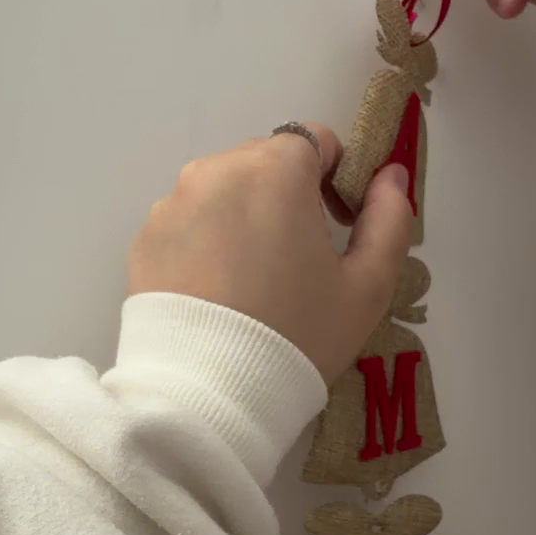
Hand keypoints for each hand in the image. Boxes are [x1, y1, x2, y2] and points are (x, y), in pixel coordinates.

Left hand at [129, 123, 414, 381]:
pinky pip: (188, 222)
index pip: (315, 140)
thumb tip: (391, 176)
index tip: (338, 221)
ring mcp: (172, 205)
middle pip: (265, 162)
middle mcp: (215, 171)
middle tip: (298, 259)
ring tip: (253, 280)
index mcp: (274, 171)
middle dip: (288, 195)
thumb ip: (390, 219)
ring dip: (245, 215)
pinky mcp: (144, 239)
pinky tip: (217, 292)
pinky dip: (207, 241)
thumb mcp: (367, 286)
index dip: (336, 175)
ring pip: (223, 190)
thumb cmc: (298, 335)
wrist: (210, 394)